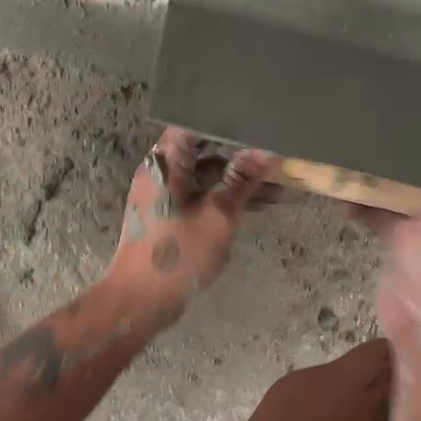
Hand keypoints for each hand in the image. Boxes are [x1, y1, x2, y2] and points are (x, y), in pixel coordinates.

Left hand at [106, 129, 268, 313]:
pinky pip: (202, 195)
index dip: (225, 119)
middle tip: (278, 154)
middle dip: (241, 153)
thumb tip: (265, 153)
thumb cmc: (177, 255)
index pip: (194, 123)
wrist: (140, 301)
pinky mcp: (170, 215)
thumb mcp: (218, 216)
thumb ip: (241, 181)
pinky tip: (260, 204)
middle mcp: (161, 172)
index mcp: (164, 163)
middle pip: (204, 150)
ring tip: (280, 187)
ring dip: (239, 180)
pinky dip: (226, 197)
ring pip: (207, 176)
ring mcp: (164, 195)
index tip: (258, 119)